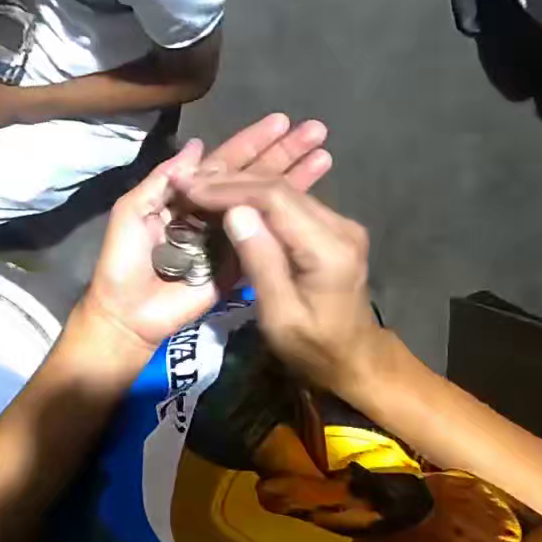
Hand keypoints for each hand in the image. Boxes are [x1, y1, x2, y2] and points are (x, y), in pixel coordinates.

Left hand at [77, 113, 331, 351]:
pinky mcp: (238, 265)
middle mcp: (212, 212)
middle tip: (315, 131)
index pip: (225, 163)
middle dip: (282, 154)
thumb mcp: (133, 210)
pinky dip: (286, 221)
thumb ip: (164, 179)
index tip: (282, 122)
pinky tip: (311, 200)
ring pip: (264, 204)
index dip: (252, 143)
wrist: (129, 312)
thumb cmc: (124, 259)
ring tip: (324, 157)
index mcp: (188, 196)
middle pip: (252, 178)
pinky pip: (262, 239)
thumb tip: (198, 145)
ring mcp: (228, 238)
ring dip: (293, 181)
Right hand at [181, 171, 390, 396]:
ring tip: (200, 185)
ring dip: (240, 186)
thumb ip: (260, 262)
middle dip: (230, 182)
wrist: (353, 359)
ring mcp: (340, 224)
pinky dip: (256, 197)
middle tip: (187, 181)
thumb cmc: (312, 348)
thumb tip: (234, 212)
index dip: (230, 190)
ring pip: (284, 191)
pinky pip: (289, 203)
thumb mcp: (279, 316)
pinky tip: (228, 197)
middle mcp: (340, 226)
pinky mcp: (333, 228)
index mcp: (329, 249)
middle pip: (280, 188)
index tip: (191, 188)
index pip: (275, 199)